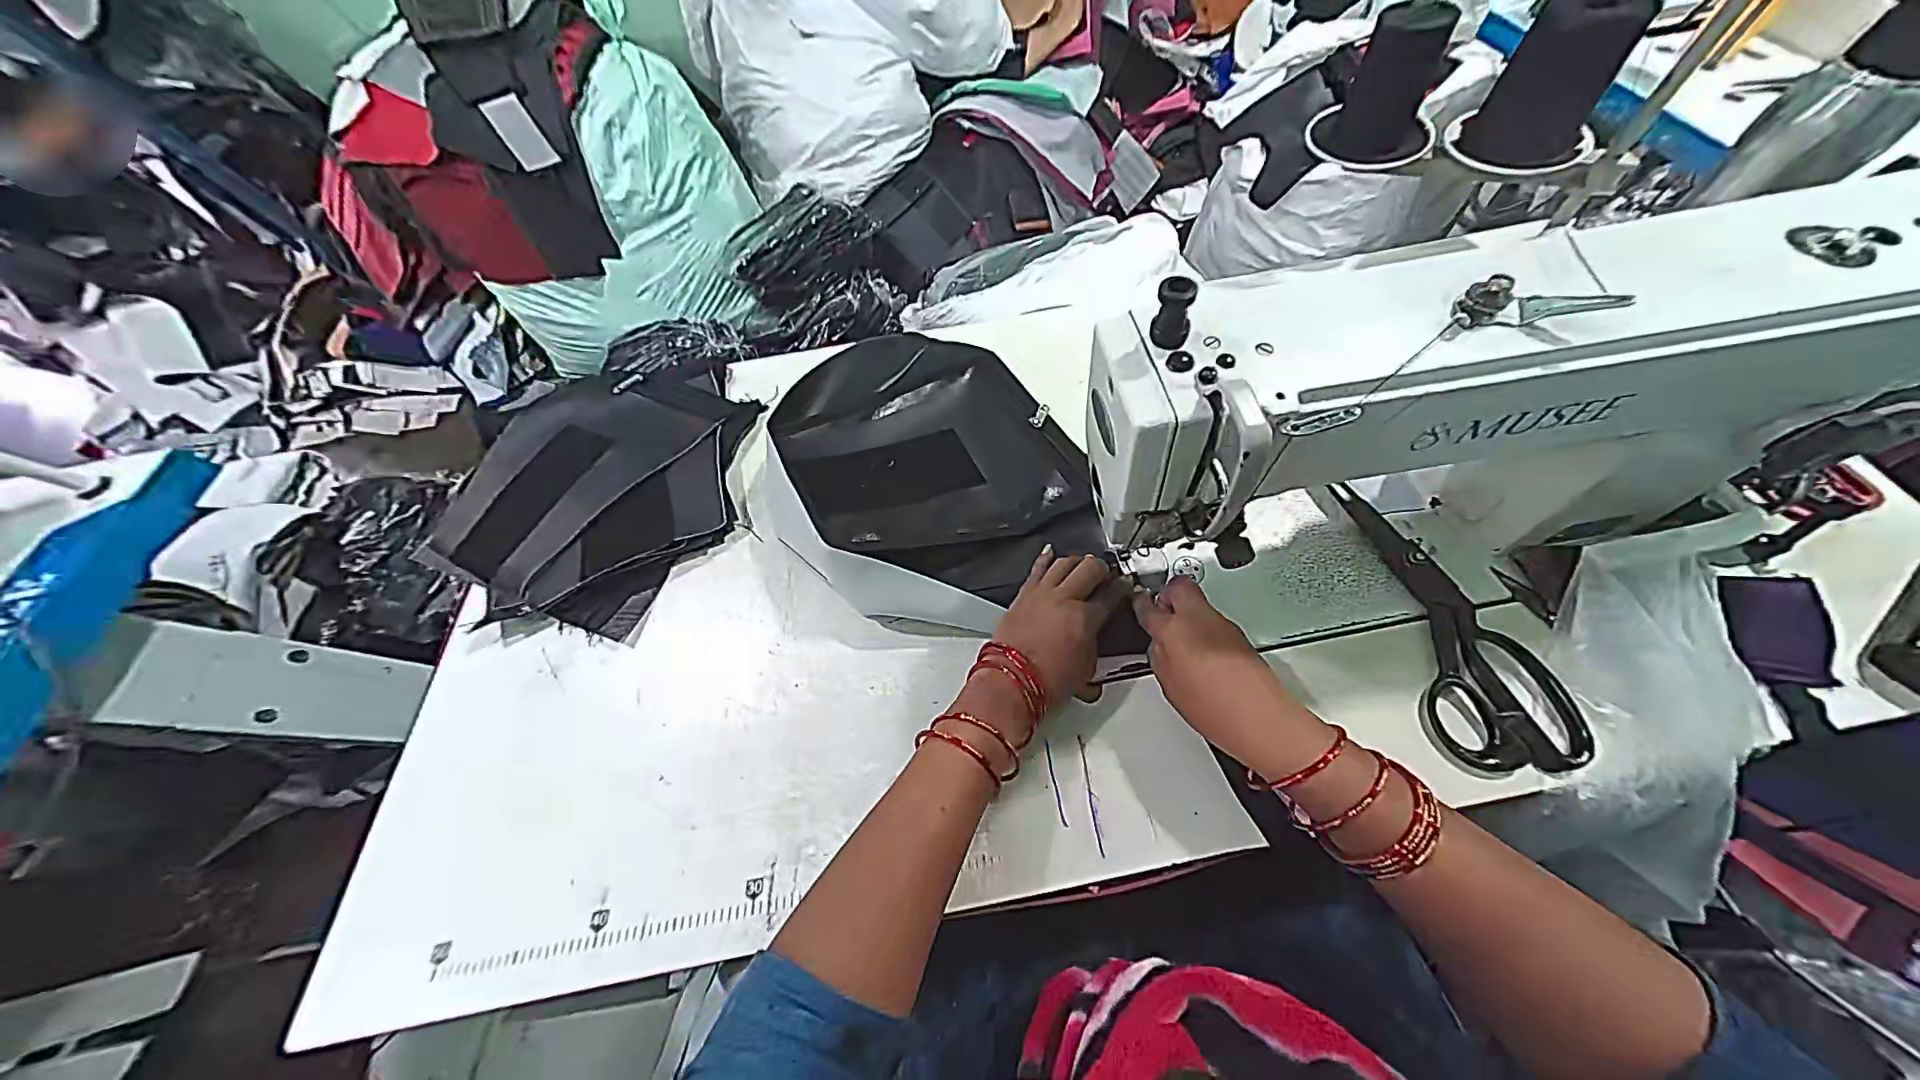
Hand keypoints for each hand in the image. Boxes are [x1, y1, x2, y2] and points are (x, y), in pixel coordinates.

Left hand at [989, 548, 1130, 712]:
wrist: (1012, 682)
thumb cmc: (1044, 681)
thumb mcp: (1085, 670)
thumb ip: (1093, 648)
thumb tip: (1091, 643)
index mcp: (1086, 619)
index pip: (1111, 595)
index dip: (1122, 588)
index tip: (1124, 586)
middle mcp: (1065, 600)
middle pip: (1091, 568)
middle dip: (1102, 569)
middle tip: (1105, 574)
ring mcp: (1042, 595)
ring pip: (1064, 563)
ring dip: (1077, 562)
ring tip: (1082, 564)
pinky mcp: (1023, 596)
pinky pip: (1037, 569)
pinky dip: (1045, 559)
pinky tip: (1050, 554)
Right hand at [1131, 576, 1306, 764]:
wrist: (1260, 718)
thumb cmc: (1218, 707)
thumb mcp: (1170, 685)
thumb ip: (1159, 657)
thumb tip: (1159, 647)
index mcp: (1174, 630)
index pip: (1149, 607)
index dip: (1141, 604)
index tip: (1140, 604)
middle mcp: (1200, 620)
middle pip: (1179, 587)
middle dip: (1167, 593)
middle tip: (1161, 607)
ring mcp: (1223, 626)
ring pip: (1199, 603)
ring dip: (1188, 613)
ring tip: (1182, 640)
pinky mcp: (1240, 636)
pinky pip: (1215, 622)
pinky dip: (1205, 630)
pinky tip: (1202, 653)